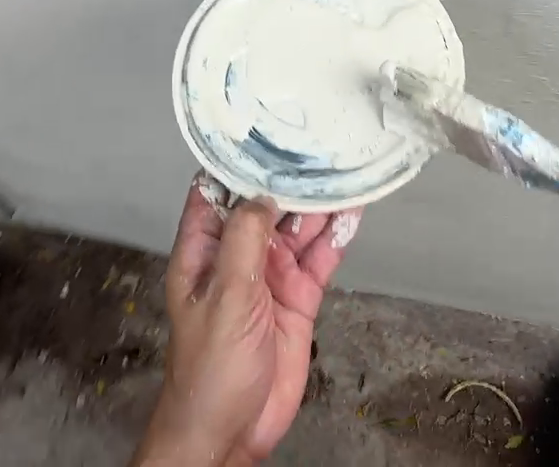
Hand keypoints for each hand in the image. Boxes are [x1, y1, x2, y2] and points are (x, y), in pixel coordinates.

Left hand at [132, 172, 360, 465]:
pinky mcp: (298, 296)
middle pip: (268, 202)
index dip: (237, 159)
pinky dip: (336, 236)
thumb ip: (244, 241)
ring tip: (344, 168)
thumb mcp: (224, 297)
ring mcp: (271, 274)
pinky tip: (352, 214)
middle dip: (291, 175)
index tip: (262, 128)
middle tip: (320, 143)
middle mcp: (239, 254)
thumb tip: (263, 194)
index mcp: (206, 248)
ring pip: (300, 226)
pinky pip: (321, 256)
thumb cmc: (208, 371)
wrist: (233, 430)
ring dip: (320, 202)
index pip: (217, 189)